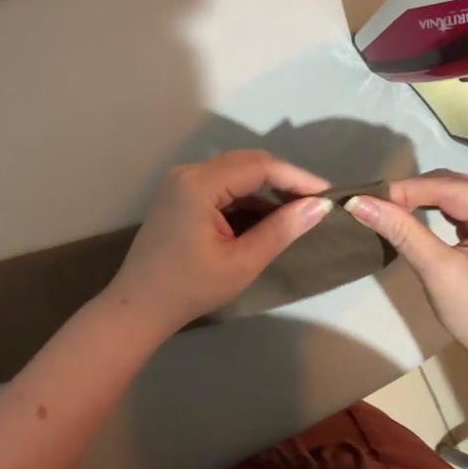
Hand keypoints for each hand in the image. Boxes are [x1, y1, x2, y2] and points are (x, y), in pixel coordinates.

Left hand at [100, 151, 332, 333]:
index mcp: (199, 183)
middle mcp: (188, 172)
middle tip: (316, 201)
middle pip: (247, 163)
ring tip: (297, 209)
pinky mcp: (179, 194)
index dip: (297, 177)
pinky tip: (267, 216)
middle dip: (283, 179)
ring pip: (235, 172)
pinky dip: (246, 197)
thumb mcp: (242, 262)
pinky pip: (221, 185)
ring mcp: (181, 182)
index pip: (259, 166)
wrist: (139, 306)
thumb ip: (281, 230)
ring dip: (265, 188)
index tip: (328, 194)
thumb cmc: (190, 288)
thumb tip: (318, 206)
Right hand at [343, 171, 467, 359]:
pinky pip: (466, 214)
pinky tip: (416, 219)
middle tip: (372, 203)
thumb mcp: (438, 270)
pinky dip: (440, 215)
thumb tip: (356, 202)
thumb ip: (400, 230)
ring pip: (458, 198)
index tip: (364, 195)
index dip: (405, 189)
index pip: (449, 187)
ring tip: (388, 210)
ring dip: (424, 203)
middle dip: (413, 194)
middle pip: (455, 187)